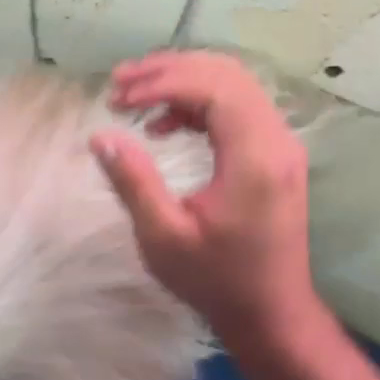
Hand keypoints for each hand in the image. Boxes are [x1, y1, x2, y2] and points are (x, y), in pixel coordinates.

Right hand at [90, 51, 319, 338]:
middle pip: (227, 75)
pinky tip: (162, 125)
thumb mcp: (161, 234)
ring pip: (234, 86)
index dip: (162, 82)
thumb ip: (133, 180)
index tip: (116, 99)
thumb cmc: (213, 277)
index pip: (214, 88)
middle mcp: (276, 142)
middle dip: (169, 70)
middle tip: (117, 84)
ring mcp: (279, 147)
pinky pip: (237, 107)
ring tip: (132, 96)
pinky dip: (196, 102)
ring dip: (181, 81)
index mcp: (254, 158)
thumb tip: (101, 136)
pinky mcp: (272, 156)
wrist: (269, 310)